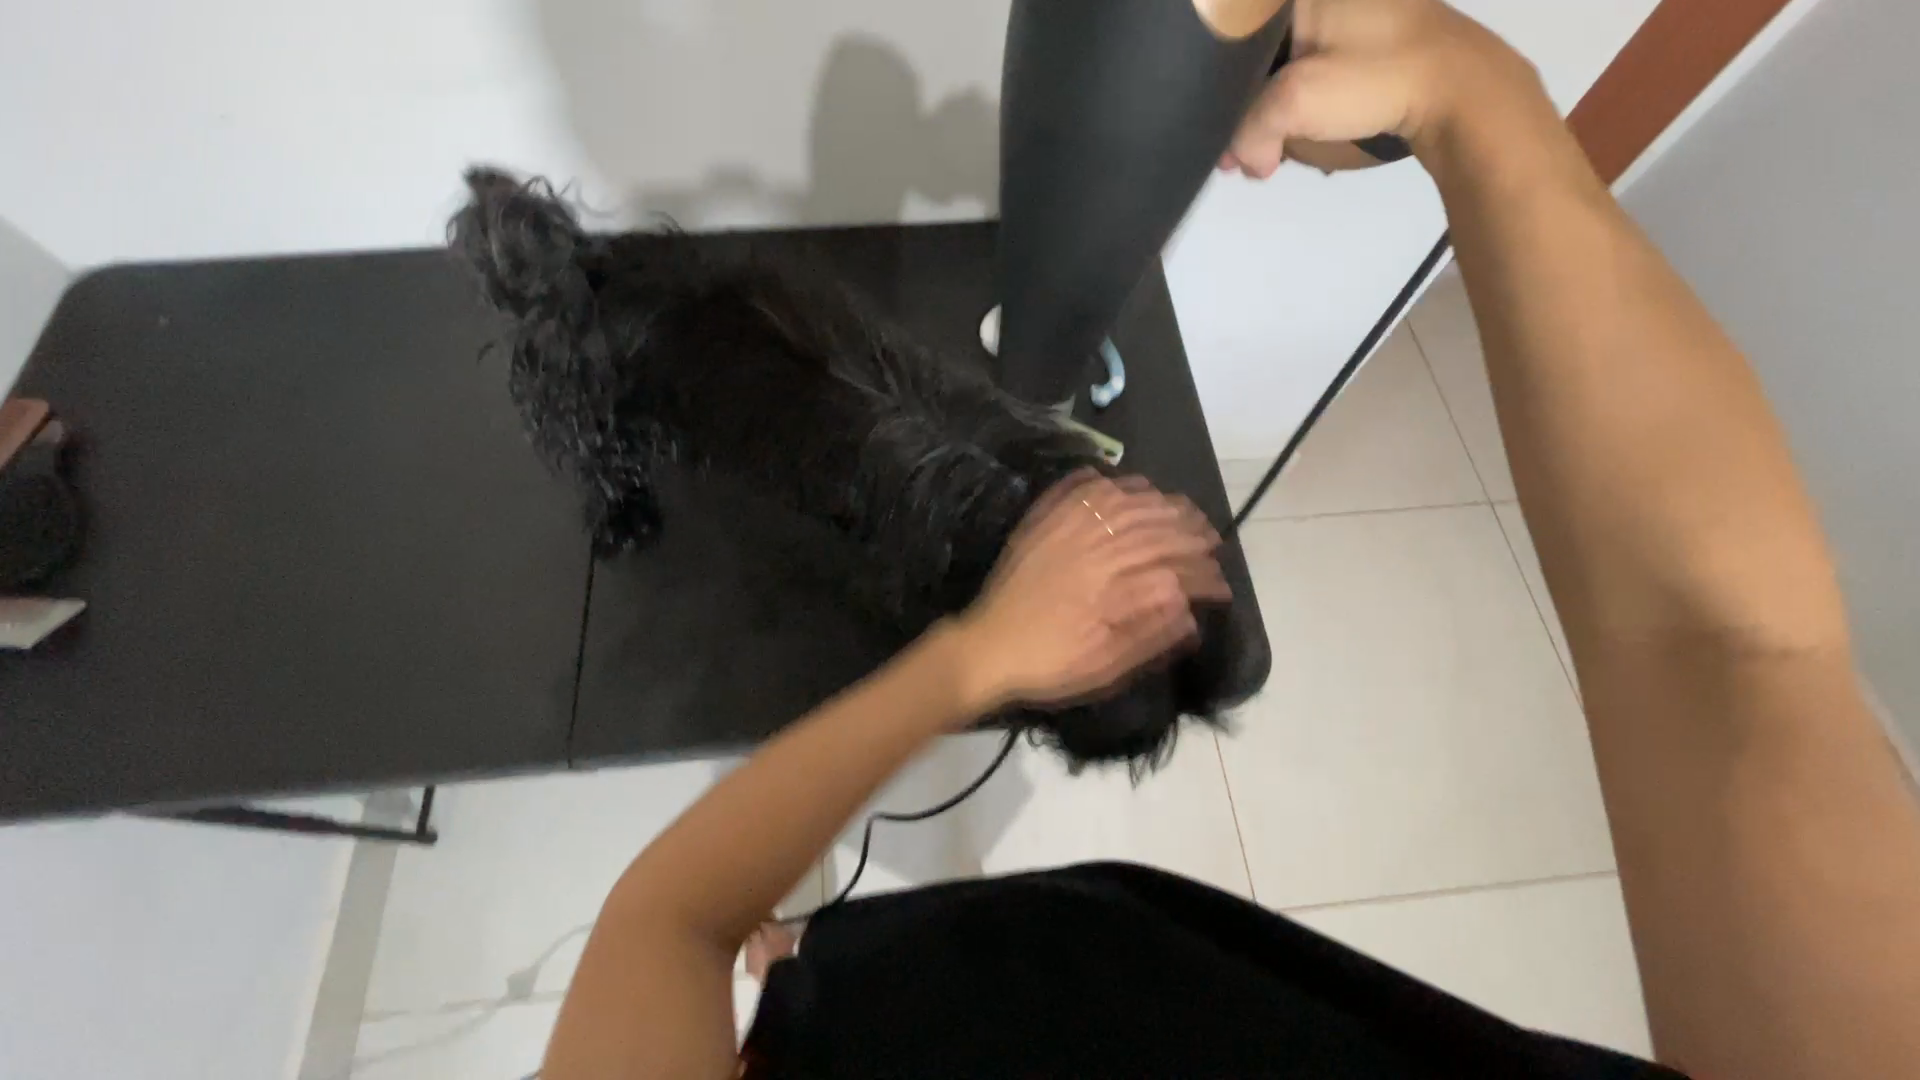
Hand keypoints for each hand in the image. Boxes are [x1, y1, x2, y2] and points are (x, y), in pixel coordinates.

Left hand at [950, 471, 1230, 712]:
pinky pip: (1076, 491)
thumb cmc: (1049, 664)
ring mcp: (1064, 531)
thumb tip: (1190, 610)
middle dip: (1190, 532)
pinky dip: (1104, 482)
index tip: (1222, 585)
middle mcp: (1093, 550)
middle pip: (1153, 528)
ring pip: (1122, 503)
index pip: (1173, 569)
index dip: (1204, 575)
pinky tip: (1123, 483)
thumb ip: (1150, 635)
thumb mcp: (1105, 665)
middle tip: (1211, 538)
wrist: (987, 647)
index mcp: (1113, 588)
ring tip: (1181, 509)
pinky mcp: (1040, 524)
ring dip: (1158, 503)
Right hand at [1219, 0, 1541, 178]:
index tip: (1215, 128)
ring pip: (1275, 66)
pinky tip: (1283, 136)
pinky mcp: (1356, 34)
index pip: (1231, 32)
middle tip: (1234, 155)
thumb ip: (1248, 131)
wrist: (1456, 87)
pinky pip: (1301, 68)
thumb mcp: (1295, 101)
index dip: (1213, 85)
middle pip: (1251, 54)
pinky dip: (1287, 104)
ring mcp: (1340, 12)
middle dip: (1237, 108)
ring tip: (1258, 156)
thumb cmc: (1376, 78)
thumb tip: (1241, 161)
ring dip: (1260, 114)